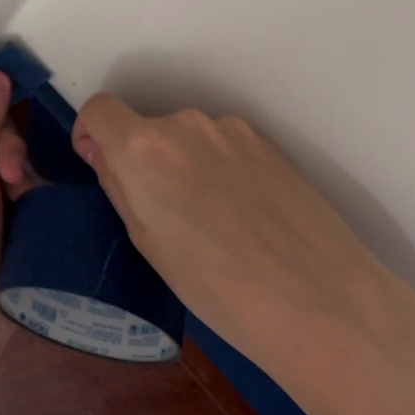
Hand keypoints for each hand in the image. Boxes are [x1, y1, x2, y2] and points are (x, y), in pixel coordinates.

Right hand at [70, 94, 408, 365]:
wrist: (324, 305)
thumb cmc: (220, 287)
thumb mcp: (147, 243)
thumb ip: (119, 187)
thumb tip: (105, 156)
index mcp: (144, 147)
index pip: (100, 109)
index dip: (90, 132)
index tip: (97, 161)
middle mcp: (186, 125)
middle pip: (147, 127)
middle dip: (142, 158)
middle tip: (160, 212)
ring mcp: (234, 132)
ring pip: (188, 139)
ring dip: (183, 164)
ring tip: (209, 221)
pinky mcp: (271, 146)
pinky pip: (225, 148)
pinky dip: (219, 170)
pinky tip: (243, 218)